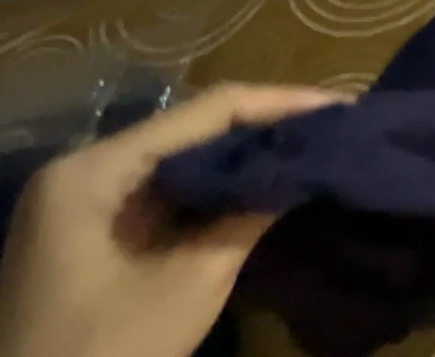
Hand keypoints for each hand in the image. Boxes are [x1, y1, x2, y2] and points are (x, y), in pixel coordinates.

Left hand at [0, 83, 346, 356]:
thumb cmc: (107, 350)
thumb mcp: (196, 277)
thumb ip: (256, 207)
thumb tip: (315, 161)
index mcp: (97, 169)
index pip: (212, 110)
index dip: (286, 103)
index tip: (346, 107)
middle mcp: (87, 165)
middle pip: (199, 123)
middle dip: (273, 122)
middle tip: (338, 124)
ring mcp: (87, 195)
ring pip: (191, 149)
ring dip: (253, 148)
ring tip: (318, 142)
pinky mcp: (96, 222)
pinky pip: (175, 179)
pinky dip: (226, 176)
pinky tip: (271, 176)